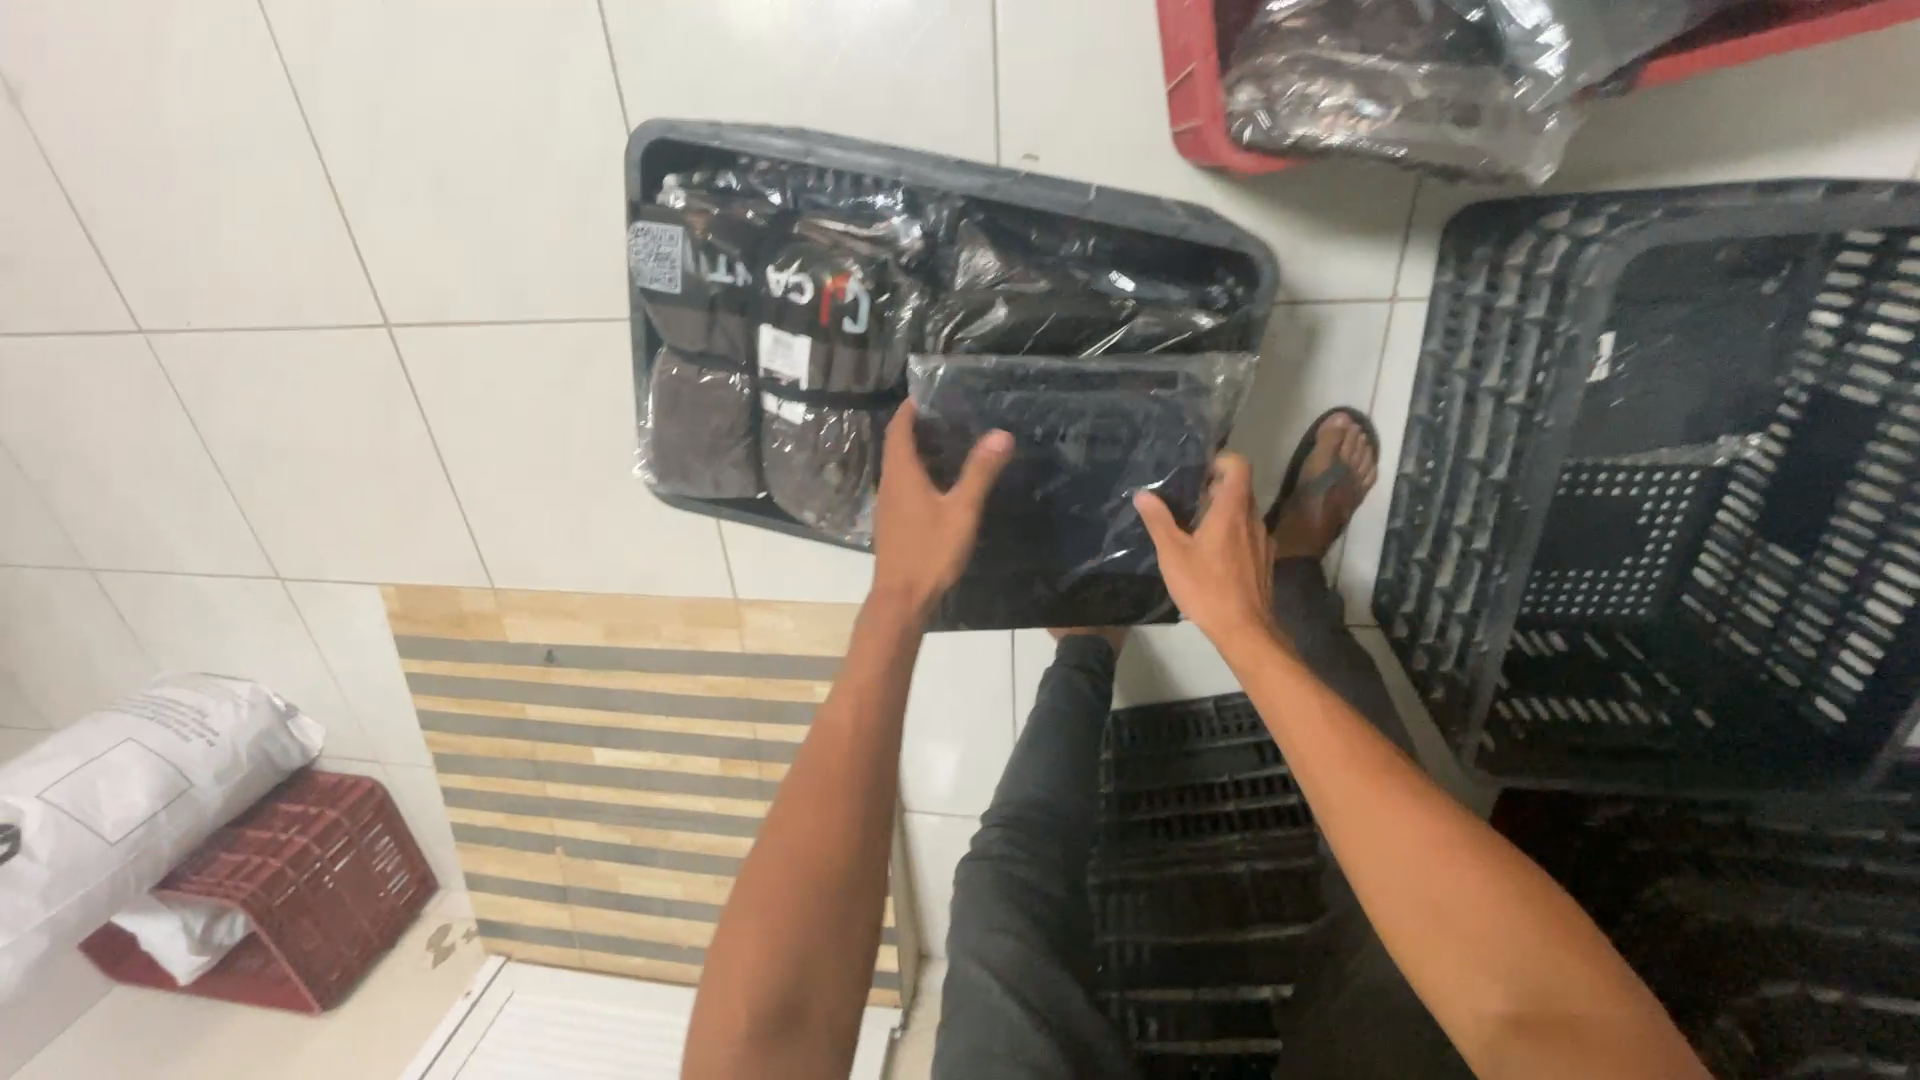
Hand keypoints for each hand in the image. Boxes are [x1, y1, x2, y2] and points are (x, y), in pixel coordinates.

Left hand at [872, 402, 1012, 620]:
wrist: (901, 598)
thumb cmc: (930, 552)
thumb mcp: (961, 511)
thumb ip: (980, 473)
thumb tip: (1000, 434)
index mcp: (902, 474)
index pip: (898, 429)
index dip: (909, 409)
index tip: (926, 394)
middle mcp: (889, 485)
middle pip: (897, 446)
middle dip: (916, 428)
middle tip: (946, 415)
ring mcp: (888, 506)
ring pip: (899, 468)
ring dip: (917, 453)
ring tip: (947, 444)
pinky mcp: (893, 524)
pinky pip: (903, 488)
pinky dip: (918, 475)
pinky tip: (940, 485)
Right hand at [1134, 452, 1278, 643]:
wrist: (1244, 629)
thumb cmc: (1206, 587)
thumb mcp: (1172, 554)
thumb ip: (1158, 521)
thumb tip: (1143, 494)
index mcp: (1232, 510)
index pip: (1238, 466)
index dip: (1221, 461)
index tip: (1198, 472)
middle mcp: (1253, 519)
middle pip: (1240, 489)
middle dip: (1215, 490)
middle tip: (1187, 503)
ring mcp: (1263, 540)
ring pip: (1245, 514)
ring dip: (1224, 514)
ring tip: (1197, 531)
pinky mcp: (1266, 560)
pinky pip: (1249, 535)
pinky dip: (1233, 535)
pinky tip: (1214, 557)